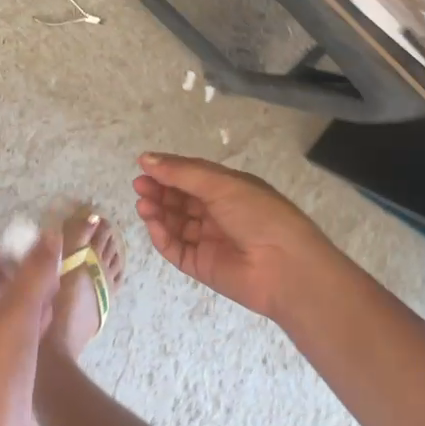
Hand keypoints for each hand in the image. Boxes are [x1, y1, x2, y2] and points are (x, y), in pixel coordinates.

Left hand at [0, 228, 63, 425]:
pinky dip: (34, 320)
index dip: (15, 245)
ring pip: (13, 303)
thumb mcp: (19, 310)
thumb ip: (36, 270)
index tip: (44, 241)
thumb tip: (51, 233)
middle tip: (56, 268)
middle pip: (3, 278)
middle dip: (29, 270)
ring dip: (35, 295)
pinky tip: (49, 322)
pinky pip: (19, 329)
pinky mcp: (2, 361)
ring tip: (55, 292)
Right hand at [133, 153, 341, 320]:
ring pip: (176, 223)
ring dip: (157, 212)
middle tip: (139, 185)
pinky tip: (153, 225)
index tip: (144, 165)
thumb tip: (146, 159)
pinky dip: (162, 237)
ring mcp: (209, 240)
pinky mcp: (203, 266)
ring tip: (143, 204)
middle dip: (159, 190)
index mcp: (228, 189)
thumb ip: (181, 173)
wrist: (285, 267)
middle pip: (180, 199)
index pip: (191, 176)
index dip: (168, 171)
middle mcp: (218, 213)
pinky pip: (177, 250)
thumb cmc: (258, 214)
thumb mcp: (221, 184)